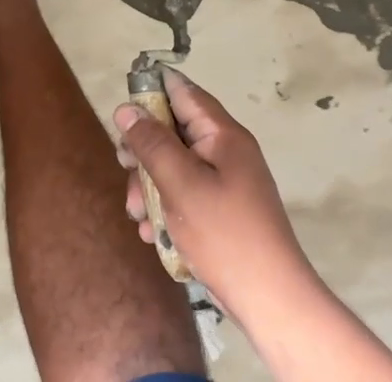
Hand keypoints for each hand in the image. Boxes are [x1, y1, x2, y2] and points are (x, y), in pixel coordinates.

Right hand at [113, 67, 315, 320]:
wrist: (270, 301)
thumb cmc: (224, 234)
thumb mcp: (180, 183)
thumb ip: (151, 143)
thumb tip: (126, 109)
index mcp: (223, 135)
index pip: (183, 92)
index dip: (150, 92)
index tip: (122, 112)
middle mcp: (225, 152)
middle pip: (173, 131)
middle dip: (143, 150)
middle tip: (124, 168)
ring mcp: (224, 182)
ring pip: (173, 165)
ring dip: (149, 185)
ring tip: (137, 215)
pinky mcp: (221, 209)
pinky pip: (184, 193)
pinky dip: (165, 208)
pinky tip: (152, 232)